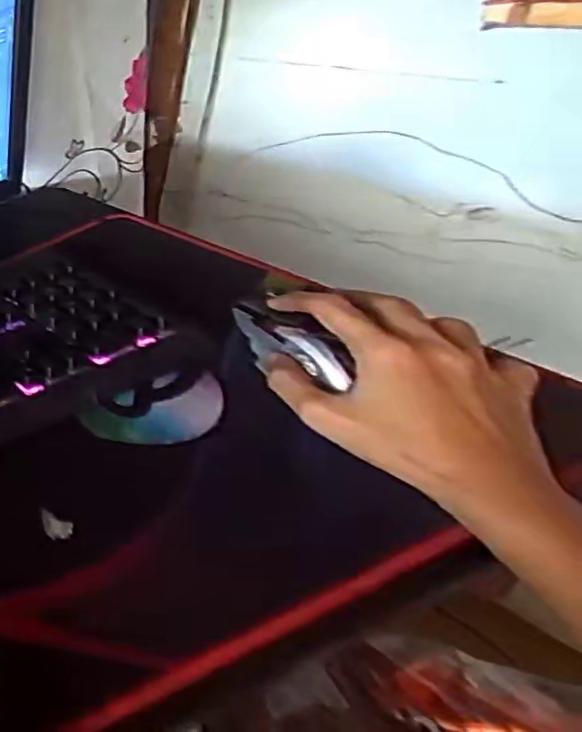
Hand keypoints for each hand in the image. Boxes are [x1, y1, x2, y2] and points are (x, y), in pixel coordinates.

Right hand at [263, 291, 555, 516]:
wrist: (490, 488)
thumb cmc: (408, 452)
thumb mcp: (327, 420)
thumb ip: (289, 385)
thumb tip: (276, 362)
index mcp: (385, 351)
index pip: (333, 308)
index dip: (299, 300)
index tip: (281, 304)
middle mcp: (431, 346)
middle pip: (385, 303)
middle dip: (349, 299)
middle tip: (327, 307)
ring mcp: (476, 363)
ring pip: (440, 322)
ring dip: (409, 320)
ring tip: (391, 331)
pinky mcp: (509, 384)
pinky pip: (491, 355)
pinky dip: (469, 351)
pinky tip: (457, 362)